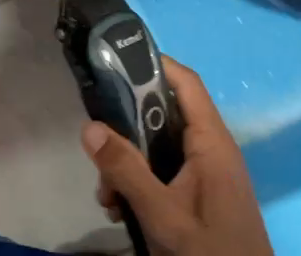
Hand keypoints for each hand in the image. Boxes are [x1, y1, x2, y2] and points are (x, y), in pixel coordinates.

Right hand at [83, 58, 273, 255]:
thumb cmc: (211, 254)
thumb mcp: (163, 215)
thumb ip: (127, 170)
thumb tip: (88, 126)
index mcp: (212, 144)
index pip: (184, 82)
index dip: (151, 64)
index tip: (110, 64)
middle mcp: (211, 151)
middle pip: (162, 114)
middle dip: (125, 128)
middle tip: (98, 146)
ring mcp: (207, 175)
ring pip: (157, 146)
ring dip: (127, 163)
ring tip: (107, 196)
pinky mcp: (200, 197)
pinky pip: (163, 172)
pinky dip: (139, 183)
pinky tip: (120, 210)